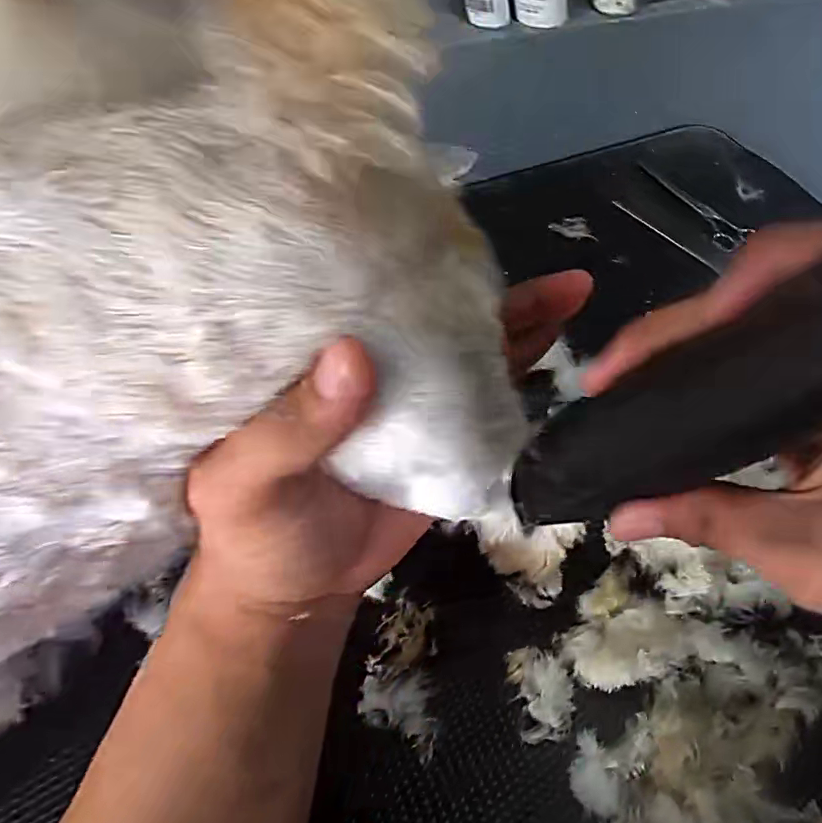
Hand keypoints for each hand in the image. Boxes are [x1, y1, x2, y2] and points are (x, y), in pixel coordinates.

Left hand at [184, 270, 592, 617]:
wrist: (303, 589)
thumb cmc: (254, 532)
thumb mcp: (247, 484)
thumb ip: (292, 427)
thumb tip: (353, 352)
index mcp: (318, 358)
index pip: (367, 293)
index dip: (407, 261)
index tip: (450, 233)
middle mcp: (377, 365)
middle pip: (445, 316)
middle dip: (502, 292)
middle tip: (559, 275)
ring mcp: (420, 397)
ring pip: (481, 349)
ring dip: (528, 322)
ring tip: (574, 293)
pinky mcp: (450, 434)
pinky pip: (493, 396)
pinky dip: (524, 370)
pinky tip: (557, 346)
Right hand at [587, 223, 821, 614]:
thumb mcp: (804, 547)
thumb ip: (717, 522)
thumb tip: (621, 514)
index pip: (793, 295)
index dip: (721, 302)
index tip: (657, 348)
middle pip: (772, 278)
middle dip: (695, 311)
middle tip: (627, 364)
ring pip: (768, 295)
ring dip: (704, 319)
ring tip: (642, 364)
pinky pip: (774, 329)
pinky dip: (725, 338)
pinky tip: (683, 368)